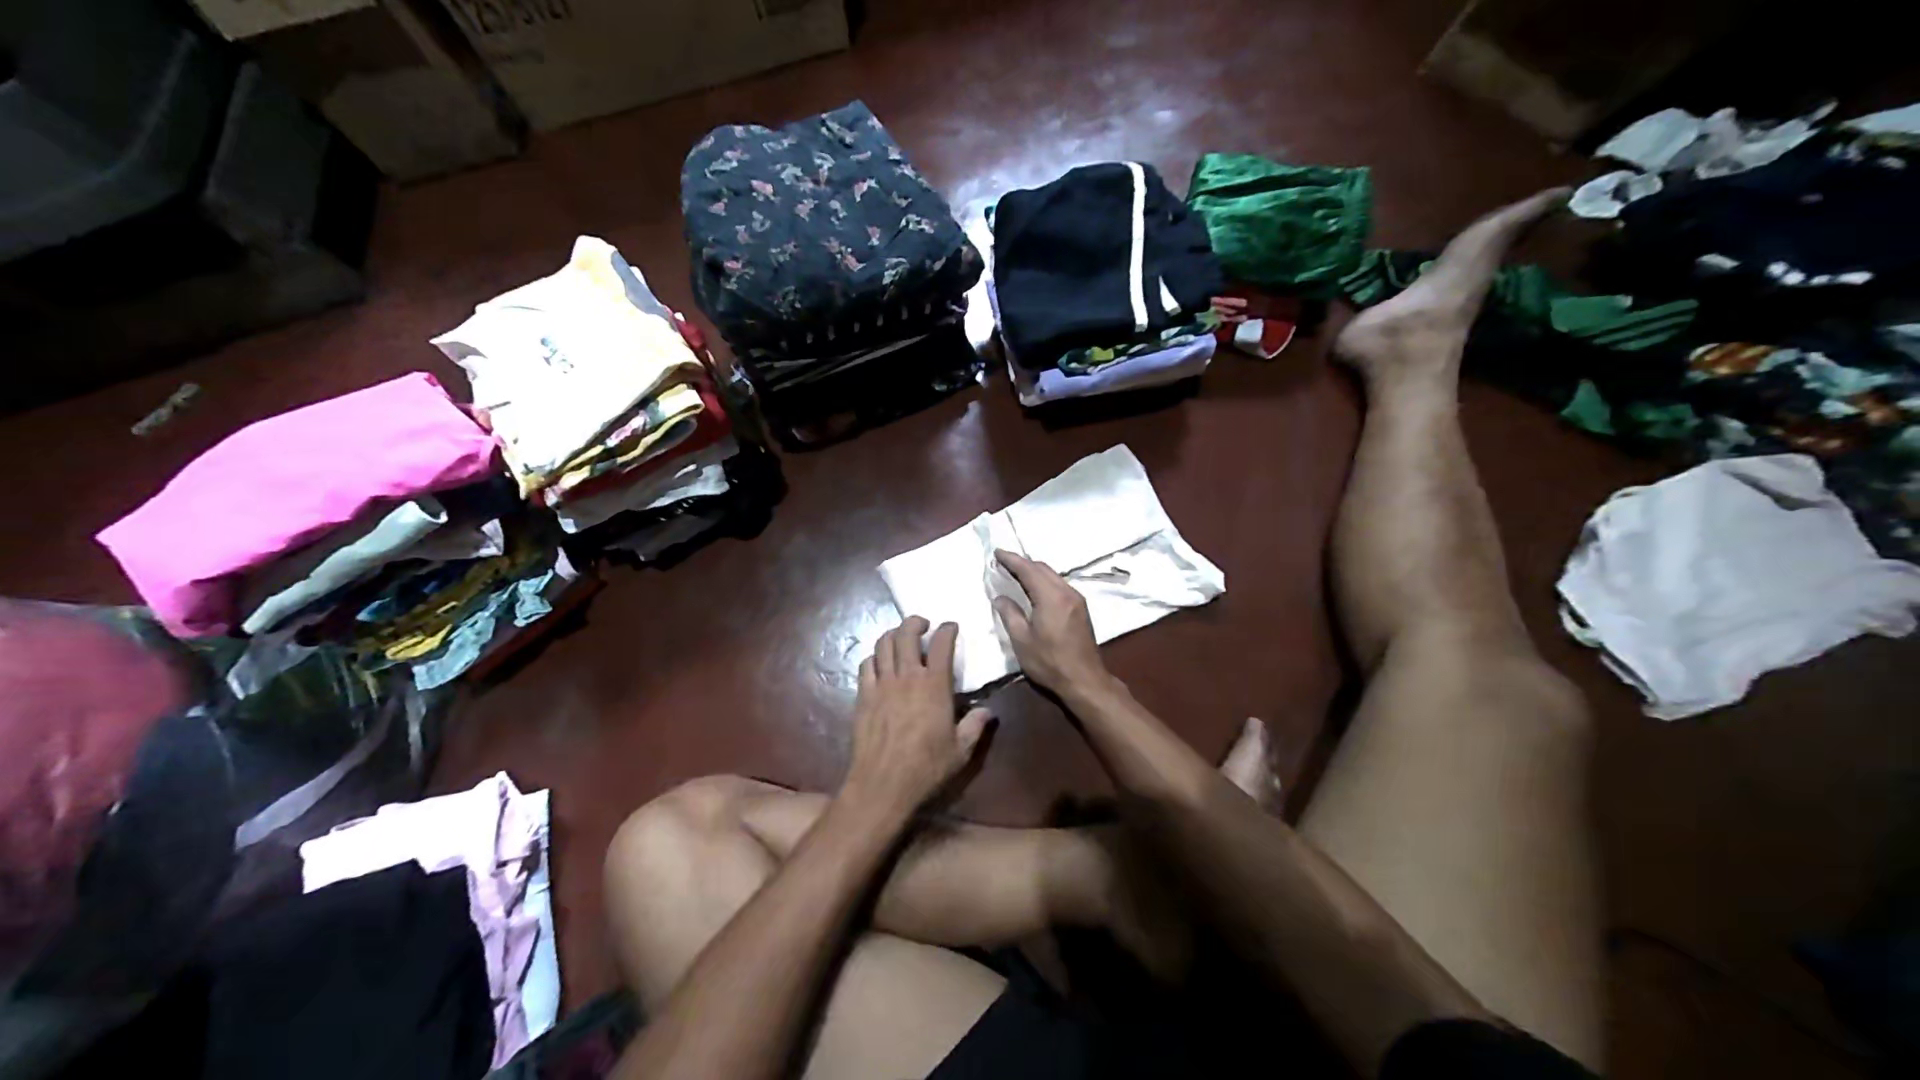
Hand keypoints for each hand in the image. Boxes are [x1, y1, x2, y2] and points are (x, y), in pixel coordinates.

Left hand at [843, 616, 991, 814]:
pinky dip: (874, 657)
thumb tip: (987, 711)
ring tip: (900, 638)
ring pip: (882, 644)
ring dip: (893, 634)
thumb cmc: (926, 768)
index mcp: (934, 685)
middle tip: (923, 625)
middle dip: (915, 622)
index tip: (951, 626)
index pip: (941, 644)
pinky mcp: (863, 696)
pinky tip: (879, 663)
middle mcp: (907, 677)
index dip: (947, 629)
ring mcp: (881, 684)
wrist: (882, 784)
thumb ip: (975, 726)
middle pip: (906, 634)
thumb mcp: (961, 750)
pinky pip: (866, 665)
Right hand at [991, 550, 1109, 696]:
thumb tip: (1000, 597)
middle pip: (1043, 568)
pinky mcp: (1081, 609)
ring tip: (1017, 573)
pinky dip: (1045, 581)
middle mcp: (1066, 592)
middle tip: (1004, 562)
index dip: (1011, 560)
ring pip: (1053, 576)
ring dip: (1035, 571)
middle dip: (1023, 563)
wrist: (1085, 680)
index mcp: (1051, 597)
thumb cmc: (1050, 662)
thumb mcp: (1022, 640)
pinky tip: (1036, 589)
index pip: (1028, 570)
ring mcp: (1077, 600)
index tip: (997, 553)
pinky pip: (1060, 585)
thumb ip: (1010, 614)